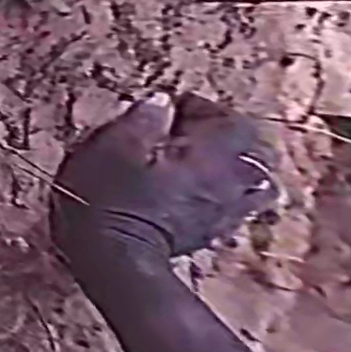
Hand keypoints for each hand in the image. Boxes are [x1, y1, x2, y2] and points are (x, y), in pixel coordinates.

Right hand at [52, 93, 277, 279]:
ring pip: (245, 178)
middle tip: (176, 129)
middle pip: (245, 149)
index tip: (166, 103)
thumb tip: (159, 100)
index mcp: (209, 157)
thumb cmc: (105, 193)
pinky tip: (186, 187)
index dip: (199, 107)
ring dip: (222, 163)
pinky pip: (231, 200)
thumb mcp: (109, 147)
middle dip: (216, 135)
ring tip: (187, 159)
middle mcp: (231, 182)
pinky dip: (216, 187)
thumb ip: (139, 121)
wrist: (112, 250)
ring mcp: (228, 209)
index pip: (228, 121)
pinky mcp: (213, 227)